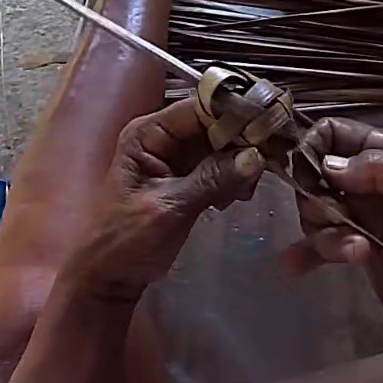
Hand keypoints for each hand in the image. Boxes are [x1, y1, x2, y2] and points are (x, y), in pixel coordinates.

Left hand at [61, 97, 265, 303]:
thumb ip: (210, 180)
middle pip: (217, 122)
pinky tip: (238, 197)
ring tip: (245, 191)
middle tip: (271, 159)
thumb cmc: (125, 239)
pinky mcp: (193, 175)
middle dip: (244, 139)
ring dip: (244, 160)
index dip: (234, 111)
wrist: (112, 275)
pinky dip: (238, 176)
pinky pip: (225, 164)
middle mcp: (166, 136)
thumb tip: (255, 156)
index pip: (198, 107)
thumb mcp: (167, 208)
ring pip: (226, 143)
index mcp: (149, 133)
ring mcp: (181, 155)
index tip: (268, 124)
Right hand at [284, 119, 382, 311]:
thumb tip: (328, 166)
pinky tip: (294, 266)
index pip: (331, 133)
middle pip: (313, 176)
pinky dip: (304, 254)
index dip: (313, 147)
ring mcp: (360, 213)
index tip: (311, 173)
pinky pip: (321, 246)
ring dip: (324, 233)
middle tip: (340, 219)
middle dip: (316, 198)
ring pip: (315, 212)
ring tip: (358, 252)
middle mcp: (364, 178)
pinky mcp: (359, 245)